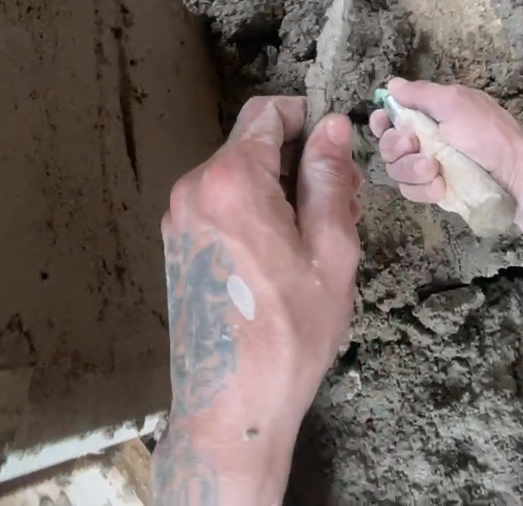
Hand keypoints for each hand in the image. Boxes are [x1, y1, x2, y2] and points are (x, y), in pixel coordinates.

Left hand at [154, 97, 361, 504]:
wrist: (229, 409)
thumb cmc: (289, 332)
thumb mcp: (330, 251)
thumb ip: (329, 178)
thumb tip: (332, 125)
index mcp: (231, 180)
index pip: (268, 112)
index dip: (307, 118)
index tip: (338, 148)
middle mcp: (195, 187)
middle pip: (255, 144)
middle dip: (301, 161)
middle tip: (344, 204)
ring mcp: (180, 216)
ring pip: (241, 174)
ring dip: (283, 188)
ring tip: (321, 235)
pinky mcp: (178, 242)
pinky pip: (223, 201)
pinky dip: (257, 208)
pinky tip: (287, 252)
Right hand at [367, 78, 522, 220]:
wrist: (517, 176)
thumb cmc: (488, 133)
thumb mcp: (455, 103)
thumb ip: (421, 93)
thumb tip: (392, 84)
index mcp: (430, 113)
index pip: (392, 116)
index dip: (382, 121)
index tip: (384, 125)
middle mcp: (425, 139)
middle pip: (388, 144)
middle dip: (397, 146)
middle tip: (416, 145)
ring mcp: (429, 167)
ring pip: (396, 170)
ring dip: (411, 169)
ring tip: (434, 170)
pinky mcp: (435, 191)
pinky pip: (412, 191)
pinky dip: (423, 190)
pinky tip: (440, 187)